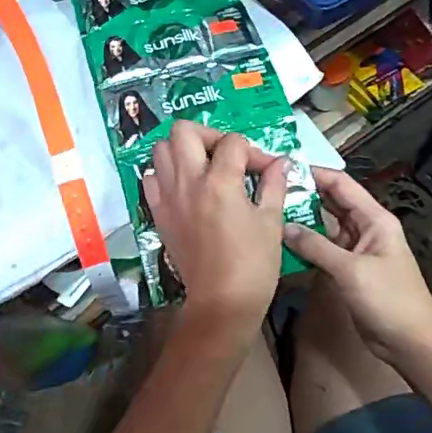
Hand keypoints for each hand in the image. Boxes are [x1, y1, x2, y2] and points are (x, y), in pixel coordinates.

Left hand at [143, 122, 288, 339]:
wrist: (221, 302)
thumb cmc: (253, 264)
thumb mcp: (271, 221)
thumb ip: (274, 185)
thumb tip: (280, 162)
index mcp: (220, 182)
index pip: (233, 142)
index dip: (254, 151)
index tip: (266, 169)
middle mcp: (188, 182)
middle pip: (184, 131)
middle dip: (209, 134)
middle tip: (226, 155)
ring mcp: (168, 197)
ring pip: (161, 150)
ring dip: (183, 150)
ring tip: (204, 167)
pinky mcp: (158, 214)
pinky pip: (151, 179)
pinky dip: (165, 175)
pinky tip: (185, 187)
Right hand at [282, 167, 431, 366]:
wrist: (412, 344)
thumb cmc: (389, 301)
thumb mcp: (351, 270)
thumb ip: (316, 246)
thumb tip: (283, 226)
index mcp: (375, 219)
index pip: (342, 185)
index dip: (315, 173)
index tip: (283, 167)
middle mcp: (366, 228)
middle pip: (333, 202)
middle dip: (305, 194)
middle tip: (270, 188)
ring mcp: (357, 249)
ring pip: (326, 226)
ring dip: (304, 220)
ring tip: (271, 210)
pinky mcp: (349, 269)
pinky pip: (325, 248)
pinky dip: (307, 244)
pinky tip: (284, 242)